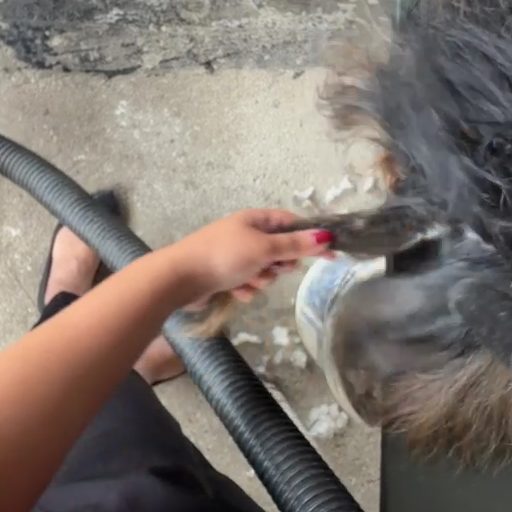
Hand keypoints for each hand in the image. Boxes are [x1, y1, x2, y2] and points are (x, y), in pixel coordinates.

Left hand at [156, 209, 332, 305]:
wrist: (181, 278)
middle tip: (273, 268)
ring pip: (265, 270)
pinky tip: (235, 291)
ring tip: (248, 281)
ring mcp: (235, 255)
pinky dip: (245, 288)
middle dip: (279, 264)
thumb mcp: (264, 249)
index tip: (329, 253)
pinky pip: (248, 283)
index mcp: (255, 219)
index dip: (310, 237)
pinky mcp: (226, 275)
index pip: (291, 223)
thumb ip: (295, 245)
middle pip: (279, 249)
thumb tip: (326, 236)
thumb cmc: (225, 256)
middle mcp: (246, 234)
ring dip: (261, 279)